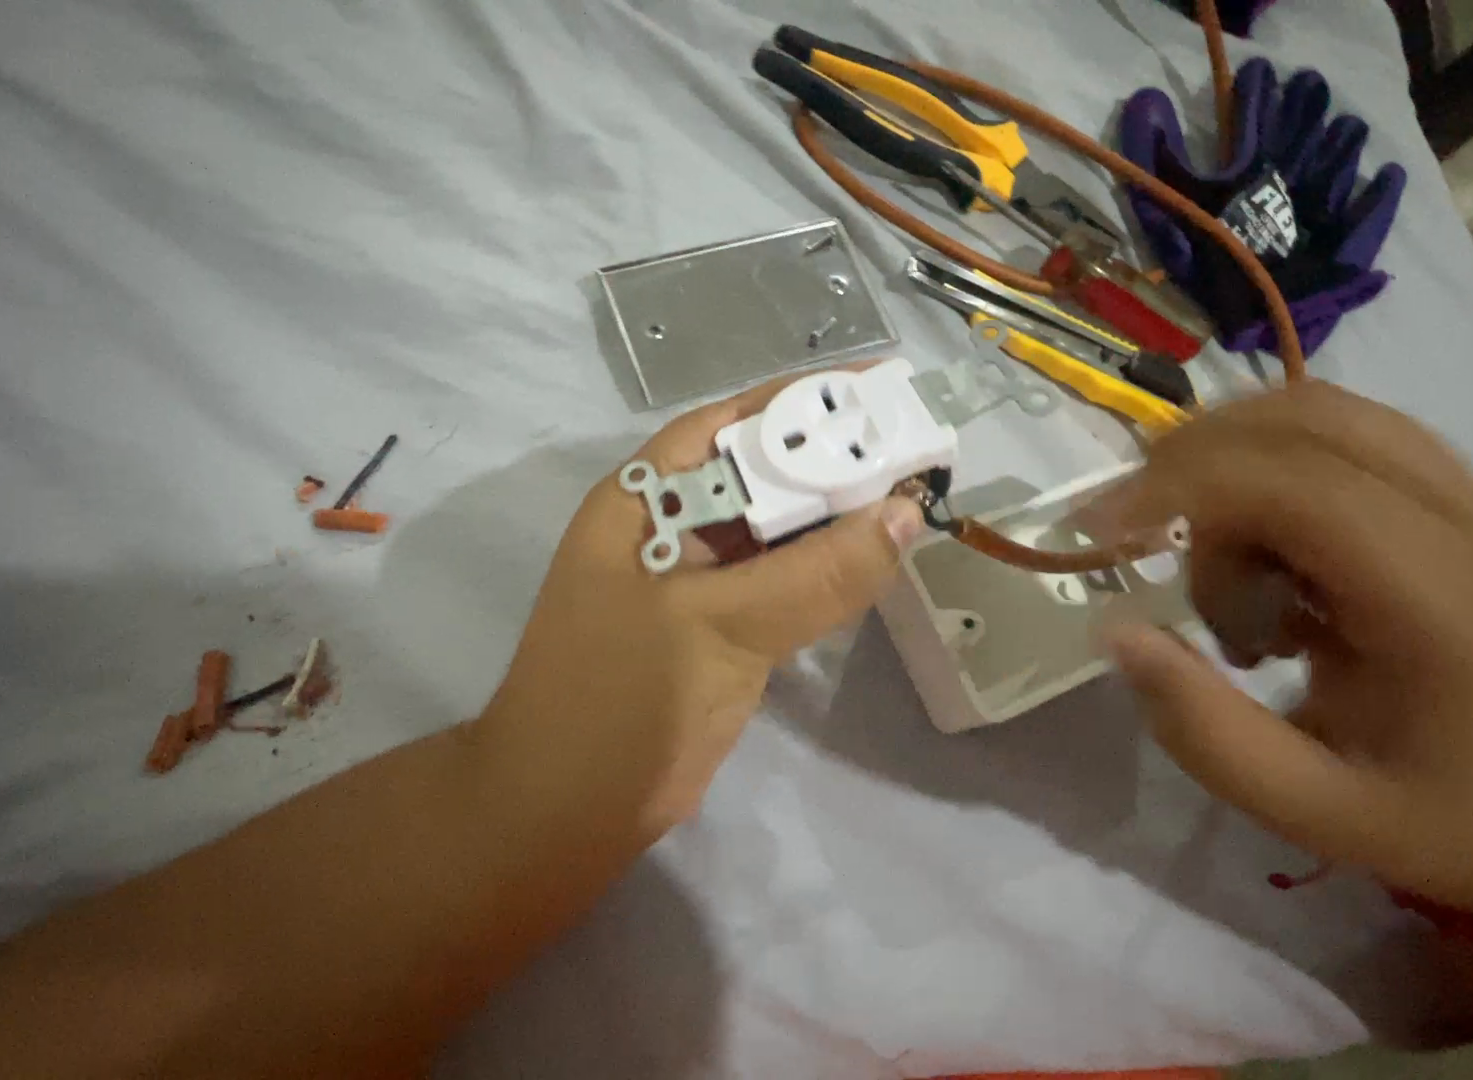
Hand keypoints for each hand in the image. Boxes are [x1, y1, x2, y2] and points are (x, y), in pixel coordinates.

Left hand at [475, 375, 922, 837]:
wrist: (561, 815)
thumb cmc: (621, 703)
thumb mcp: (718, 626)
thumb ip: (814, 574)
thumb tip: (903, 515)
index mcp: (641, 502)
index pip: (725, 427)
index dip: (797, 402)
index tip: (874, 390)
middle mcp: (666, 530)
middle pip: (756, 476)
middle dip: (827, 460)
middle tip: (911, 448)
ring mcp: (691, 585)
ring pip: (772, 533)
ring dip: (831, 518)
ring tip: (909, 496)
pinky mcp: (715, 633)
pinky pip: (778, 585)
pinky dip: (822, 573)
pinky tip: (871, 562)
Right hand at [1101, 382, 1472, 914]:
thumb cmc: (1426, 821)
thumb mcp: (1306, 808)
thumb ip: (1205, 730)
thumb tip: (1114, 629)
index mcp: (1448, 610)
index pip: (1307, 489)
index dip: (1188, 486)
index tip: (1104, 532)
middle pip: (1309, 423)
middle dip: (1194, 466)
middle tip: (1138, 539)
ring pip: (1321, 411)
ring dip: (1227, 459)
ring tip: (1204, 551)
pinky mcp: (1455, 496)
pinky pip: (1337, 433)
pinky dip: (1263, 462)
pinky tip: (1251, 541)